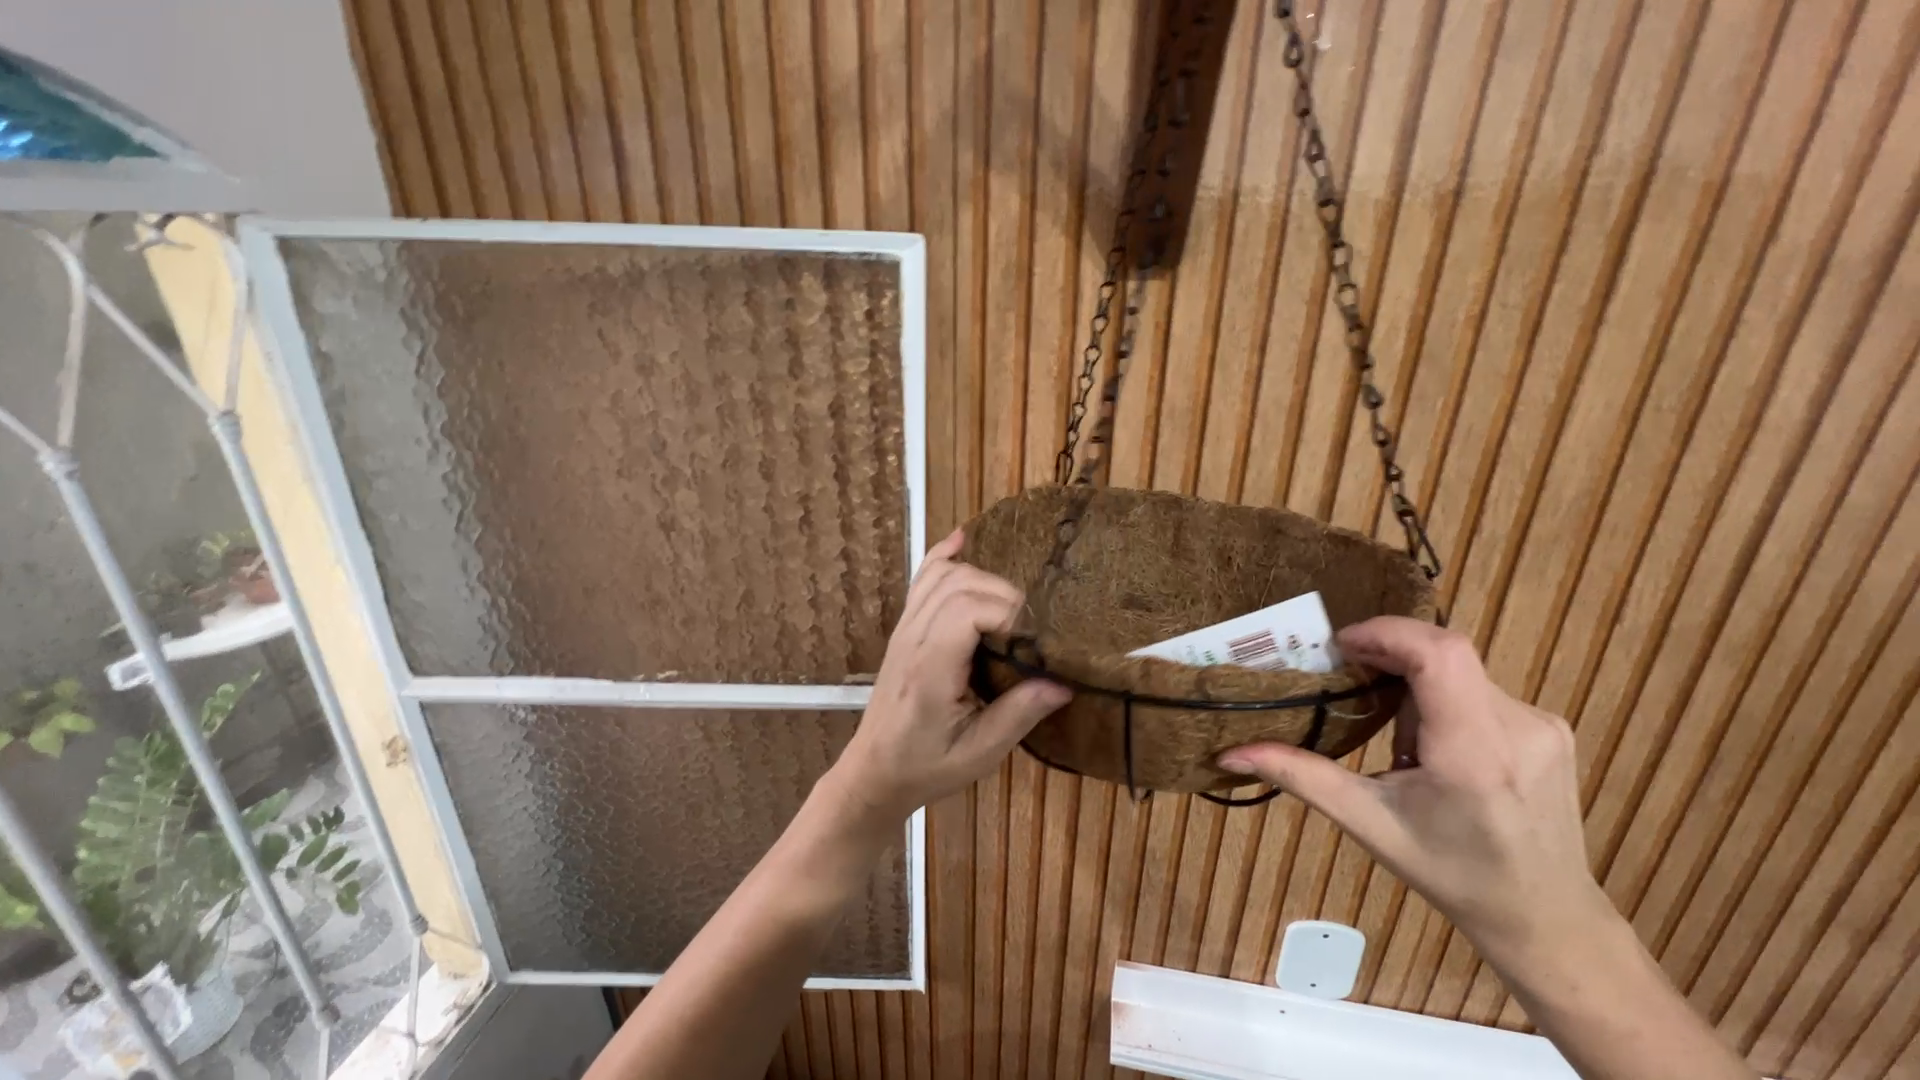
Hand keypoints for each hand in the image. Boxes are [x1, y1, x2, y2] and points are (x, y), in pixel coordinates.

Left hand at [826, 528, 1071, 821]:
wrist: (875, 771)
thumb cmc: (925, 766)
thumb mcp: (978, 753)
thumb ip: (1018, 715)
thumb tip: (1063, 681)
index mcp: (930, 670)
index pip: (966, 610)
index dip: (1007, 614)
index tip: (1031, 644)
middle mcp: (913, 638)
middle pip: (959, 584)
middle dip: (1004, 596)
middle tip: (1028, 633)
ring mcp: (904, 629)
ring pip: (942, 574)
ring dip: (983, 579)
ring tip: (1011, 610)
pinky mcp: (904, 628)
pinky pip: (922, 579)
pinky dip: (944, 556)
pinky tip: (963, 540)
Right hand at [1217, 616, 1607, 955]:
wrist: (1544, 913)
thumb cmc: (1450, 872)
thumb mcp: (1369, 823)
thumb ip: (1302, 777)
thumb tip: (1229, 753)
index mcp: (1472, 754)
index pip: (1438, 654)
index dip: (1386, 633)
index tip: (1341, 646)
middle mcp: (1517, 727)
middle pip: (1443, 655)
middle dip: (1391, 658)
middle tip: (1354, 681)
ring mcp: (1543, 724)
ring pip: (1460, 672)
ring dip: (1417, 687)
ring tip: (1401, 744)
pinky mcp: (1553, 727)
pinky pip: (1482, 689)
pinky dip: (1446, 702)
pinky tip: (1439, 752)